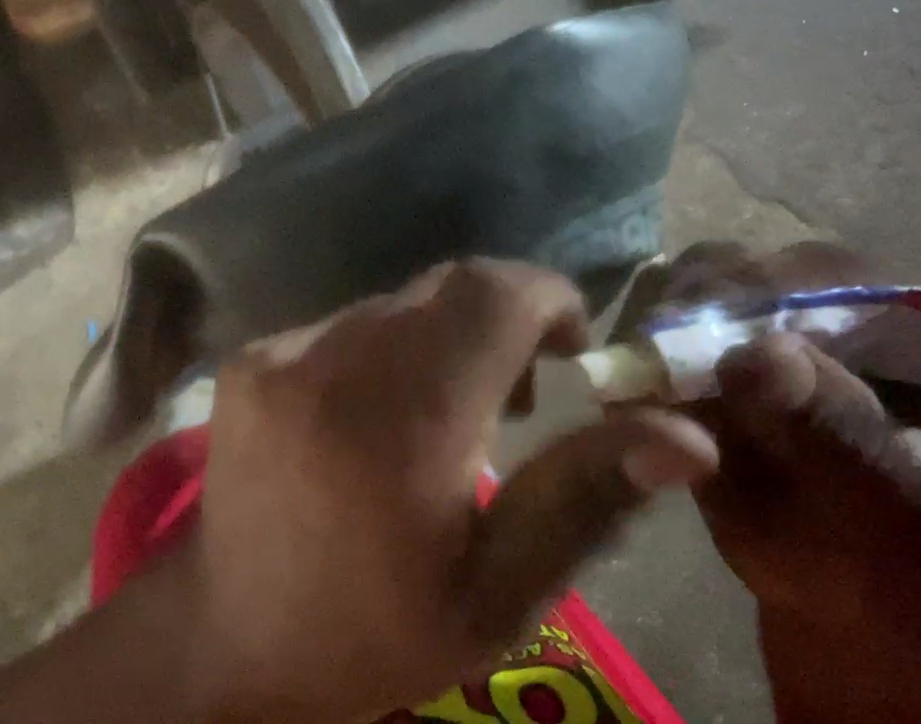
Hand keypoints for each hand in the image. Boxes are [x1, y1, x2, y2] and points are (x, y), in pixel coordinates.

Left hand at [188, 259, 716, 722]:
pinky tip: (370, 423)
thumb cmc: (376, 626)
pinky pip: (335, 328)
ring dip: (433, 341)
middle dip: (497, 324)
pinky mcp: (243, 361)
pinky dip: (375, 354)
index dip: (548, 299)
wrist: (234, 632)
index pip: (490, 292)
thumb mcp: (498, 592)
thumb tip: (686, 435)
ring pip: (387, 307)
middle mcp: (329, 363)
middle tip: (512, 405)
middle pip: (440, 289)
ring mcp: (274, 354)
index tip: (570, 352)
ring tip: (439, 422)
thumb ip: (584, 498)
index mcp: (401, 418)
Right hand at [648, 242, 920, 720]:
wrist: (850, 616)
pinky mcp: (706, 360)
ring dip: (659, 327)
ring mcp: (767, 333)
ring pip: (694, 289)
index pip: (844, 278)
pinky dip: (635, 354)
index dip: (772, 294)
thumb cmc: (909, 567)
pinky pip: (657, 331)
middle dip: (699, 306)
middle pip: (756, 270)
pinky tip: (627, 389)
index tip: (702, 331)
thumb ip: (837, 429)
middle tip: (656, 354)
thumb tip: (757, 355)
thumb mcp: (900, 507)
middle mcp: (843, 316)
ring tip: (642, 378)